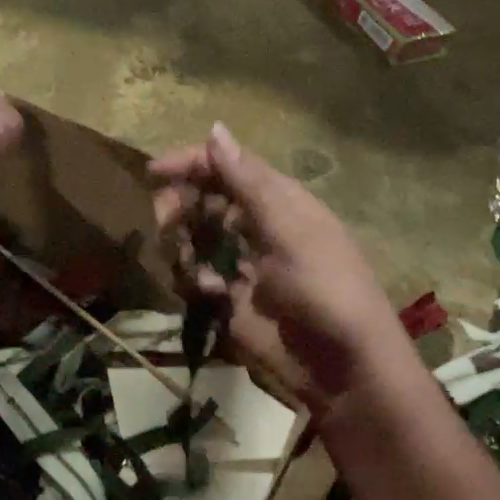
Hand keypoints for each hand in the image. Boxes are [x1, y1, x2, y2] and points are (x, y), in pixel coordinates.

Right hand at [150, 123, 400, 415]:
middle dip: (180, 204)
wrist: (346, 372)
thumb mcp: (288, 229)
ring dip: (183, 243)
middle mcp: (259, 225)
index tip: (154, 173)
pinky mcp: (234, 301)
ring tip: (184, 262)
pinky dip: (193, 278)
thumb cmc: (324, 289)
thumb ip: (247, 181)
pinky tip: (205, 292)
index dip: (191, 163)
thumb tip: (215, 126)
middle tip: (165, 221)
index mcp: (279, 200)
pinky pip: (199, 277)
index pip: (227, 165)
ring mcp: (245, 264)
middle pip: (207, 198)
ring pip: (197, 236)